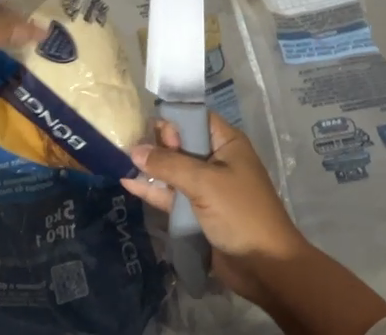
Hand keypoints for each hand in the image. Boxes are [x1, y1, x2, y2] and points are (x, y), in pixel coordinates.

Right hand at [120, 112, 308, 299]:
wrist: (266, 267)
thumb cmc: (240, 213)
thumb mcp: (205, 183)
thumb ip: (169, 164)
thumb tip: (135, 150)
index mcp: (226, 143)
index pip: (194, 118)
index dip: (171, 119)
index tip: (145, 126)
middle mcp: (216, 159)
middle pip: (181, 143)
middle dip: (155, 142)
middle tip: (128, 144)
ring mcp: (206, 187)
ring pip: (174, 170)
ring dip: (151, 167)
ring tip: (120, 159)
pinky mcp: (197, 211)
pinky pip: (172, 194)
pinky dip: (153, 189)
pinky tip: (129, 182)